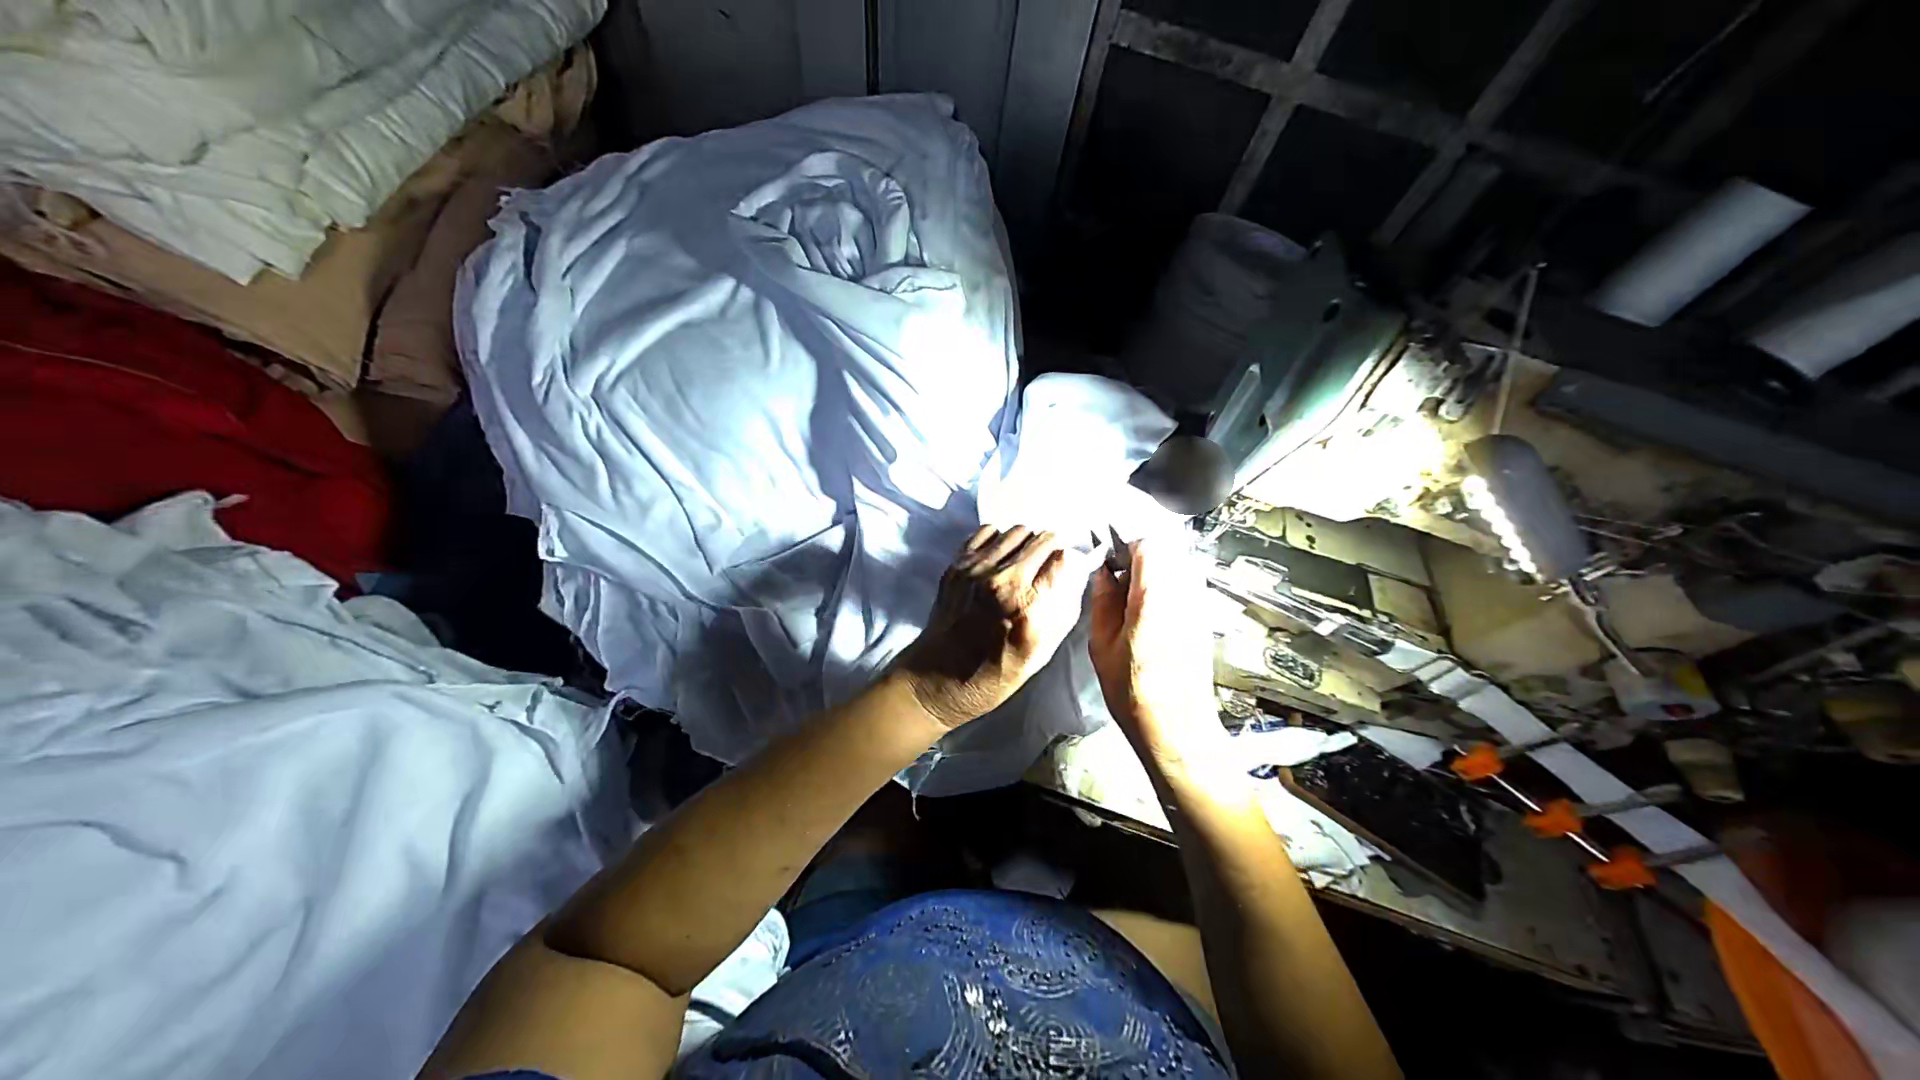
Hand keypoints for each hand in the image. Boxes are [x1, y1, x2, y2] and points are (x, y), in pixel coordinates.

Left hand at [893, 526, 1094, 729]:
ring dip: (1026, 542)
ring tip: (1024, 560)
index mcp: (1027, 607)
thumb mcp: (1042, 652)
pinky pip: (987, 532)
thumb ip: (1063, 607)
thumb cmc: (995, 674)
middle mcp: (1001, 581)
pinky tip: (1000, 557)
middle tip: (1049, 562)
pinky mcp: (957, 565)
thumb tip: (1074, 572)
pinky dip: (999, 539)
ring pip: (1016, 531)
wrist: (938, 679)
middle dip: (1051, 548)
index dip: (1071, 559)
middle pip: (1041, 538)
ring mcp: (975, 569)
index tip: (1069, 564)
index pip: (1063, 557)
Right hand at [1088, 537, 1224, 769]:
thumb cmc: (1137, 695)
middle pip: (1165, 552)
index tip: (1109, 560)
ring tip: (1130, 602)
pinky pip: (1184, 589)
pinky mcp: (1204, 622)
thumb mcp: (1102, 645)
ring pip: (1176, 569)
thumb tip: (1102, 574)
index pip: (1147, 545)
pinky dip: (1165, 591)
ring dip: (1152, 574)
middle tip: (1116, 581)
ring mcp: (1199, 608)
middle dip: (1138, 559)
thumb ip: (1102, 601)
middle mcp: (1184, 596)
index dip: (1124, 546)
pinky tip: (1146, 618)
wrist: (1176, 730)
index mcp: (1154, 598)